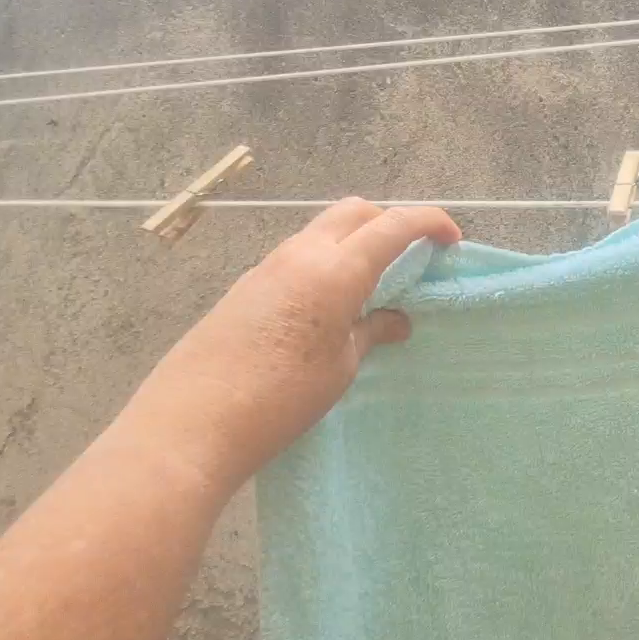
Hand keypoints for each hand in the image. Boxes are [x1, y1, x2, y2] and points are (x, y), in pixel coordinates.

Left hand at [127, 200, 460, 488]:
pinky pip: (298, 254)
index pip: (395, 224)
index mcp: (335, 270)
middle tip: (410, 256)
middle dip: (391, 221)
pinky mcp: (246, 286)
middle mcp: (302, 254)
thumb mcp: (340, 368)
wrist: (187, 428)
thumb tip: (398, 320)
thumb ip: (372, 331)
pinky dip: (326, 261)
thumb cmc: (279, 400)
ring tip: (371, 283)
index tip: (451, 239)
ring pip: (324, 229)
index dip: (430, 222)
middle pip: (356, 211)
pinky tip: (328, 305)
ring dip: (356, 240)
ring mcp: (268, 266)